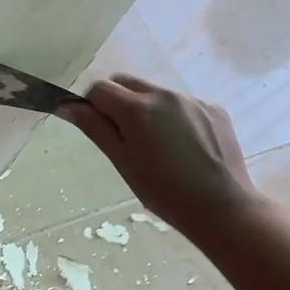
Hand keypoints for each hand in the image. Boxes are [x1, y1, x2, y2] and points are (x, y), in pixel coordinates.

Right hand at [57, 74, 260, 235]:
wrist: (222, 207)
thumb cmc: (164, 192)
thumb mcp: (123, 162)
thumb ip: (95, 128)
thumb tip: (67, 106)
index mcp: (137, 108)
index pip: (100, 89)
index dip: (92, 106)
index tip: (101, 129)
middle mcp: (164, 94)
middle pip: (126, 82)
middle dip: (117, 101)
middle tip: (125, 136)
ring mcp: (192, 99)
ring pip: (156, 92)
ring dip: (148, 109)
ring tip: (160, 147)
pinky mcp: (214, 109)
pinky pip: (184, 104)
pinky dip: (176, 118)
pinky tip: (186, 148)